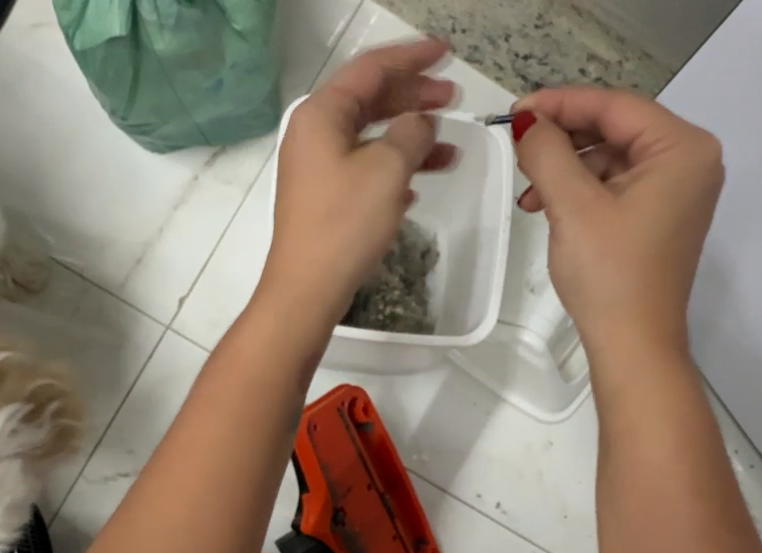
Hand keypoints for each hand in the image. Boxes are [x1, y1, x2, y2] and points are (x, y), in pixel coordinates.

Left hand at [260, 39, 458, 321]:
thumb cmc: (345, 224)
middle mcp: (314, 134)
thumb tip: (422, 123)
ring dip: (411, 140)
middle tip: (454, 101)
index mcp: (321, 114)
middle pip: (370, 101)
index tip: (446, 55)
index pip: (371, 69)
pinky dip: (394, 170)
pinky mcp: (324, 199)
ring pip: (371, 140)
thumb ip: (412, 133)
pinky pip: (364, 170)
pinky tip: (419, 185)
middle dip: (414, 99)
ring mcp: (316, 169)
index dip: (412, 59)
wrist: (307, 289)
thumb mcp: (388, 170)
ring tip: (450, 151)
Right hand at [512, 87, 724, 354]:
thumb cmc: (610, 273)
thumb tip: (525, 122)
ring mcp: (677, 194)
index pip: (615, 106)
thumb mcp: (573, 206)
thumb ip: (547, 153)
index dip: (561, 104)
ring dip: (567, 170)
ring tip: (529, 194)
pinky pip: (617, 188)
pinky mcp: (660, 220)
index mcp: (682, 148)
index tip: (515, 112)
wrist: (633, 344)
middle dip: (563, 140)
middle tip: (518, 150)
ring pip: (612, 161)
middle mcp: (689, 162)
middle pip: (616, 130)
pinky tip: (549, 208)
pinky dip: (581, 193)